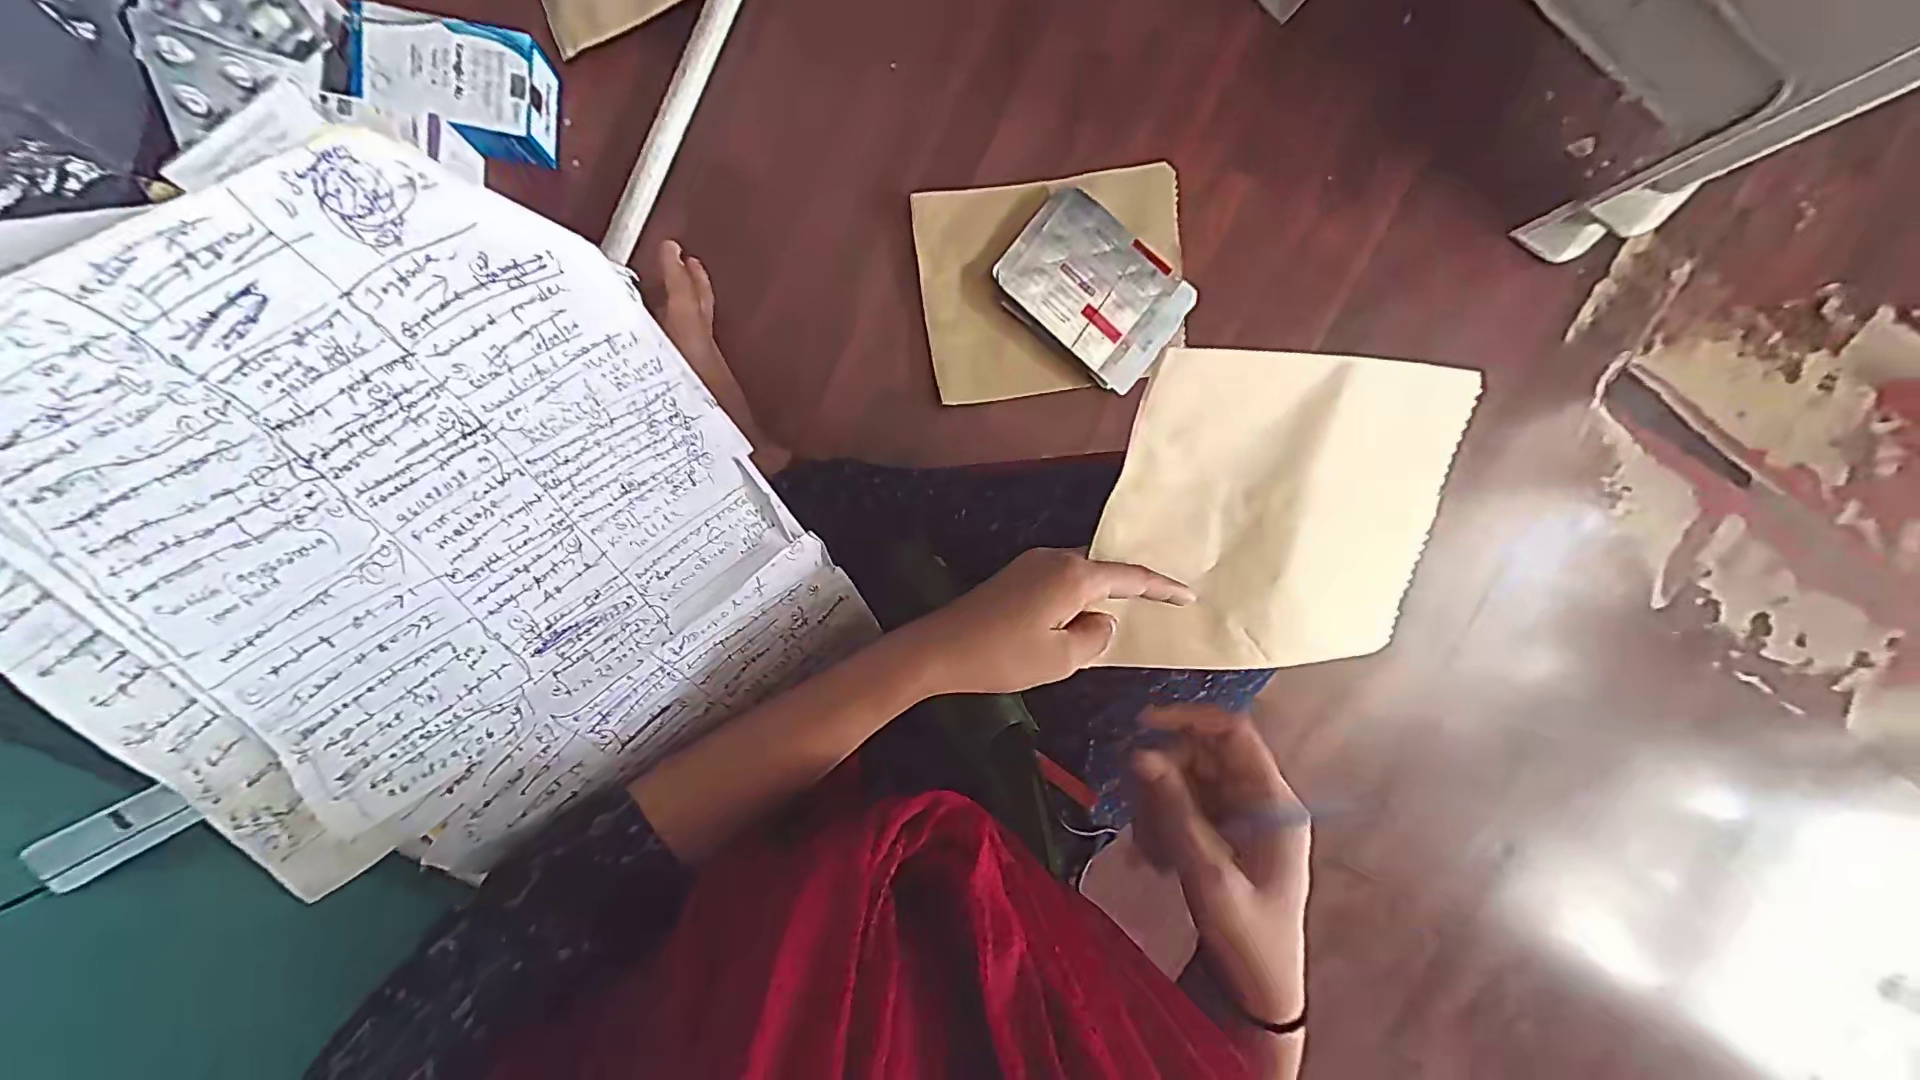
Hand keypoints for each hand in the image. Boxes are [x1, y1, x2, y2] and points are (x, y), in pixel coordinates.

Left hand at [901, 548, 1193, 696]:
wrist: (939, 648)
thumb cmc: (1002, 656)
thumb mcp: (1061, 659)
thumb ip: (1095, 638)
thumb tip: (1102, 620)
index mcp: (1073, 576)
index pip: (1130, 577)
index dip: (1162, 588)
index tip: (1188, 595)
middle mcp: (1054, 559)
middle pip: (1103, 571)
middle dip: (1127, 590)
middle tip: (1154, 608)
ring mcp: (1031, 563)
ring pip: (1079, 577)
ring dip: (1096, 598)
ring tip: (1108, 624)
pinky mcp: (1014, 576)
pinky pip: (1059, 582)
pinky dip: (1074, 599)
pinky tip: (1072, 620)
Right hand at [1132, 706, 1309, 1024]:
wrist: (1255, 993)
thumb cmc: (1247, 937)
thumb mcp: (1208, 874)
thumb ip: (1174, 809)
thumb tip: (1140, 755)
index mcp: (1272, 801)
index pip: (1233, 732)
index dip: (1189, 717)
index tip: (1143, 722)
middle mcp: (1255, 799)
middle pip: (1200, 755)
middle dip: (1163, 775)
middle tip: (1137, 803)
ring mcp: (1234, 814)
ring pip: (1182, 778)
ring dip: (1155, 804)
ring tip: (1148, 847)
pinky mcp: (1215, 831)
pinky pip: (1177, 804)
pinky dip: (1157, 821)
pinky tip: (1153, 858)